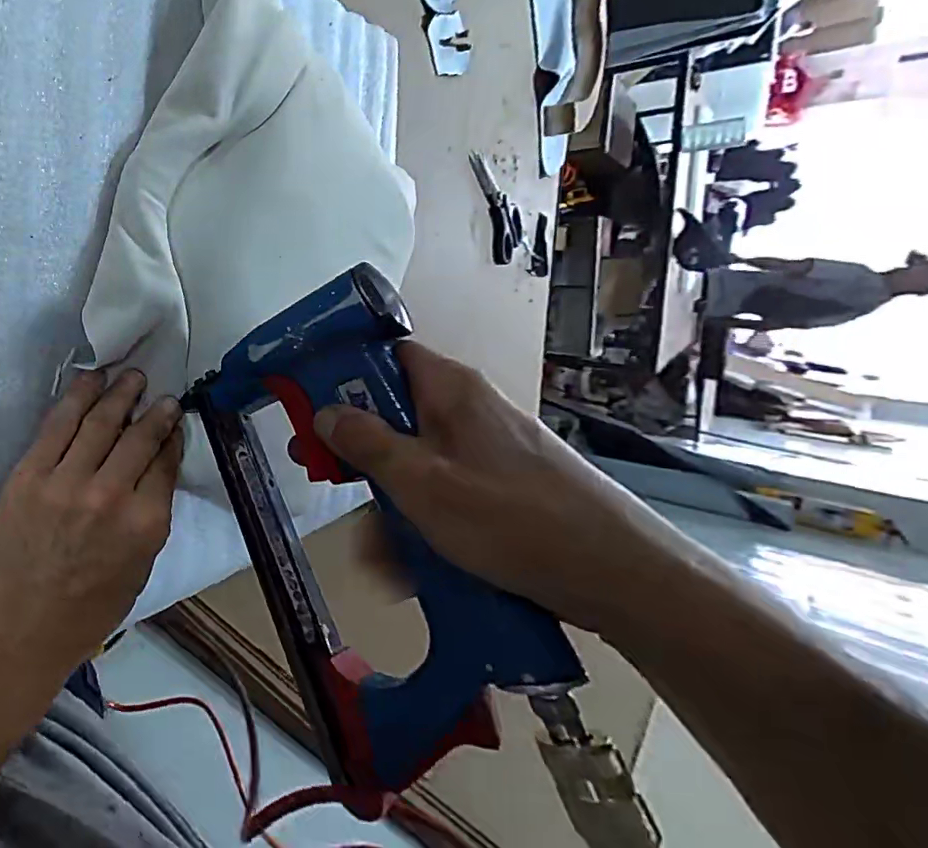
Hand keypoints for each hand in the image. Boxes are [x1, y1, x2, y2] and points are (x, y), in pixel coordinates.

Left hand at [0, 369, 184, 671]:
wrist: (24, 623)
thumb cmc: (92, 603)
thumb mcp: (142, 563)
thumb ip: (154, 510)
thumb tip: (160, 461)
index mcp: (144, 523)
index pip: (164, 461)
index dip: (171, 434)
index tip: (174, 418)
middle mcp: (110, 496)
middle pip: (139, 436)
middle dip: (155, 410)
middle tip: (161, 394)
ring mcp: (66, 482)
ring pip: (100, 421)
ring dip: (120, 392)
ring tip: (131, 376)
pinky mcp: (30, 474)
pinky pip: (58, 424)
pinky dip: (78, 396)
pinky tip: (92, 380)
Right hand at [313, 343, 682, 638]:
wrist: (618, 575)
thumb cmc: (512, 517)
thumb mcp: (423, 482)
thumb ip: (368, 444)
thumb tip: (325, 412)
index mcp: (449, 388)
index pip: (385, 353)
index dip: (343, 371)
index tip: (308, 403)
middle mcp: (466, 408)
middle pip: (393, 408)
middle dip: (356, 447)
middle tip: (321, 472)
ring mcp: (485, 447)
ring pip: (415, 457)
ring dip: (386, 496)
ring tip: (376, 551)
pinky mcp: (500, 484)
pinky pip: (444, 488)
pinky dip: (421, 517)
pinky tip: (412, 564)